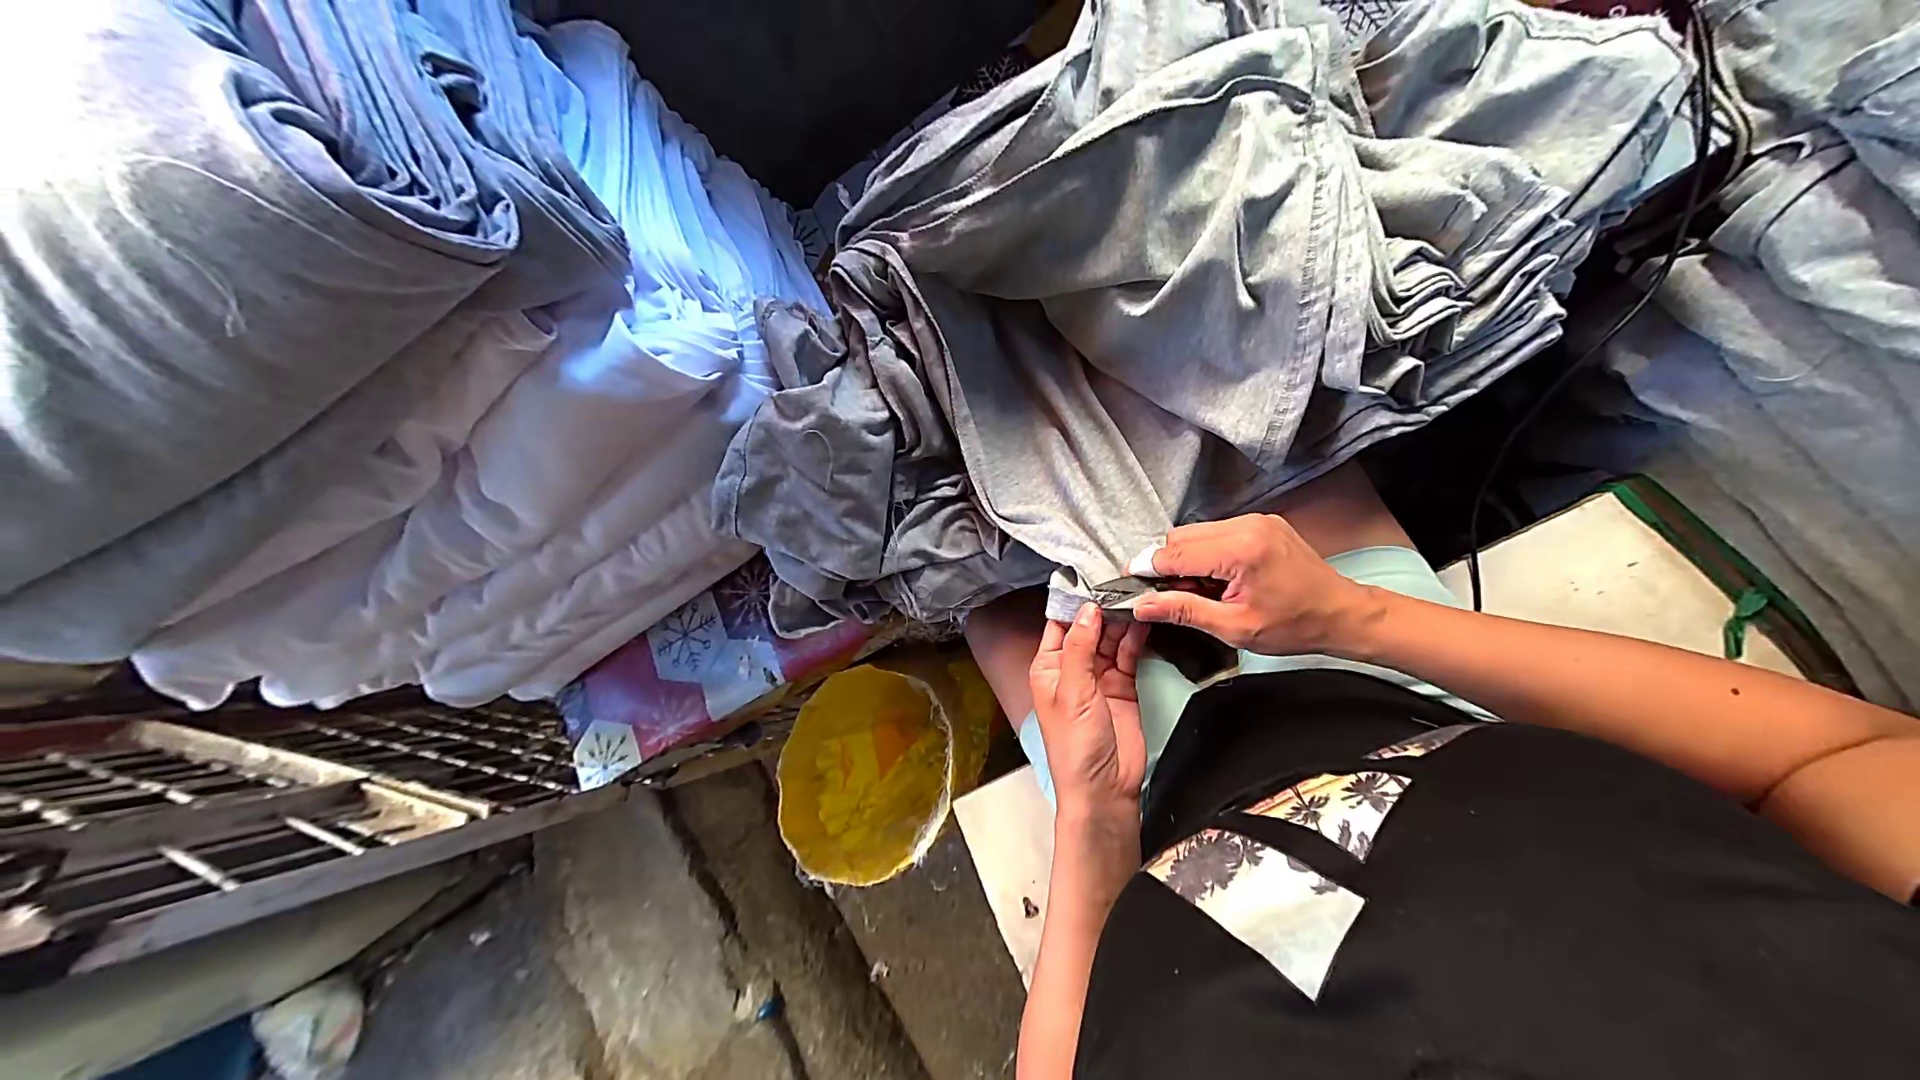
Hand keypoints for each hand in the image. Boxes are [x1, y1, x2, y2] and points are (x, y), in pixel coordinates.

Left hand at [1029, 603, 1150, 821]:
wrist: (1104, 789)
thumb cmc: (1075, 748)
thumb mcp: (1073, 692)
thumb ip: (1081, 649)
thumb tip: (1087, 609)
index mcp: (1048, 667)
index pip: (1059, 623)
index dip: (1075, 602)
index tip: (1092, 578)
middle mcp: (1072, 668)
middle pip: (1088, 626)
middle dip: (1103, 606)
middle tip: (1123, 583)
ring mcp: (1098, 676)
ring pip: (1110, 637)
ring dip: (1121, 619)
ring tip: (1137, 596)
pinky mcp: (1123, 686)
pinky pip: (1128, 654)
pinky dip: (1135, 638)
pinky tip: (1144, 620)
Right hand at [1130, 514, 1383, 655]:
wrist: (1342, 614)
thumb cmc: (1295, 626)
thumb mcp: (1234, 627)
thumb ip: (1184, 611)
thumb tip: (1142, 605)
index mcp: (1240, 551)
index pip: (1175, 554)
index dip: (1147, 570)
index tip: (1128, 584)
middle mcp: (1246, 525)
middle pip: (1180, 537)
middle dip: (1165, 565)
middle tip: (1166, 595)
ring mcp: (1254, 520)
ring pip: (1194, 533)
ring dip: (1184, 559)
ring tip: (1195, 589)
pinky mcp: (1259, 522)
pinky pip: (1214, 532)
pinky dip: (1203, 552)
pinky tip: (1213, 577)